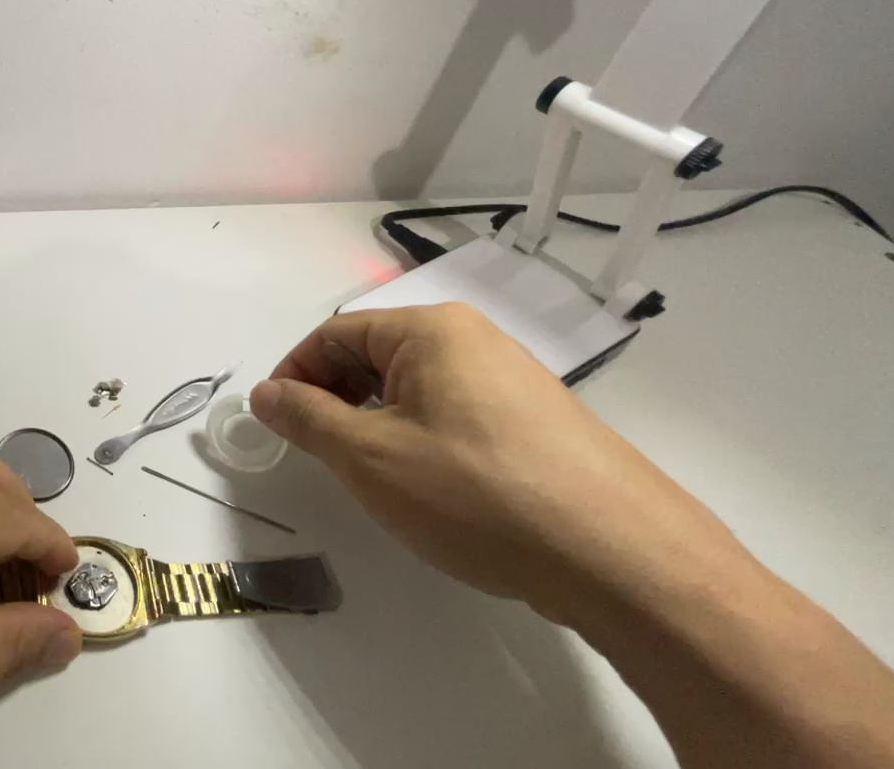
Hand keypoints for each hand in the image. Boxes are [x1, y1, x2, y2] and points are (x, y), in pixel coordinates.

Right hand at [250, 303, 750, 626]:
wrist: (628, 564)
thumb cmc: (478, 495)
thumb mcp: (369, 456)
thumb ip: (305, 417)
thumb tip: (265, 393)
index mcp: (430, 330)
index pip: (332, 334)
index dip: (294, 375)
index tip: (278, 423)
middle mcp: (474, 339)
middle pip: (373, 355)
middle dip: (334, 399)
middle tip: (322, 452)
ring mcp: (513, 380)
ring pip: (413, 388)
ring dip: (375, 422)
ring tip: (375, 475)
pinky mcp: (539, 422)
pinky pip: (454, 413)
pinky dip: (420, 438)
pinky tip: (431, 488)